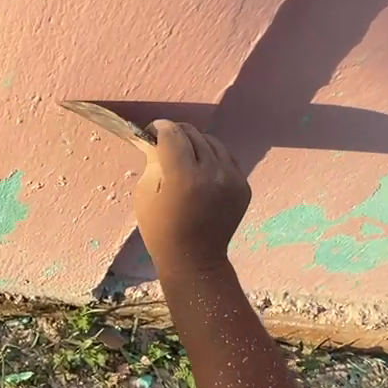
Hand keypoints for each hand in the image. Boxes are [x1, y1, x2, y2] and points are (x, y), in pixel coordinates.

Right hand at [134, 120, 251, 276]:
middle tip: (165, 142)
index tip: (152, 133)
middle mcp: (212, 172)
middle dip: (176, 133)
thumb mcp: (144, 193)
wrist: (194, 259)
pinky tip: (202, 169)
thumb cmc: (160, 228)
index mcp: (183, 176)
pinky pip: (226, 158)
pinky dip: (212, 157)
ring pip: (212, 142)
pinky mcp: (243, 186)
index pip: (172, 133)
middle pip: (193, 134)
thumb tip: (157, 142)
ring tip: (185, 155)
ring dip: (195, 143)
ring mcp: (232, 179)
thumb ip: (153, 162)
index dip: (159, 128)